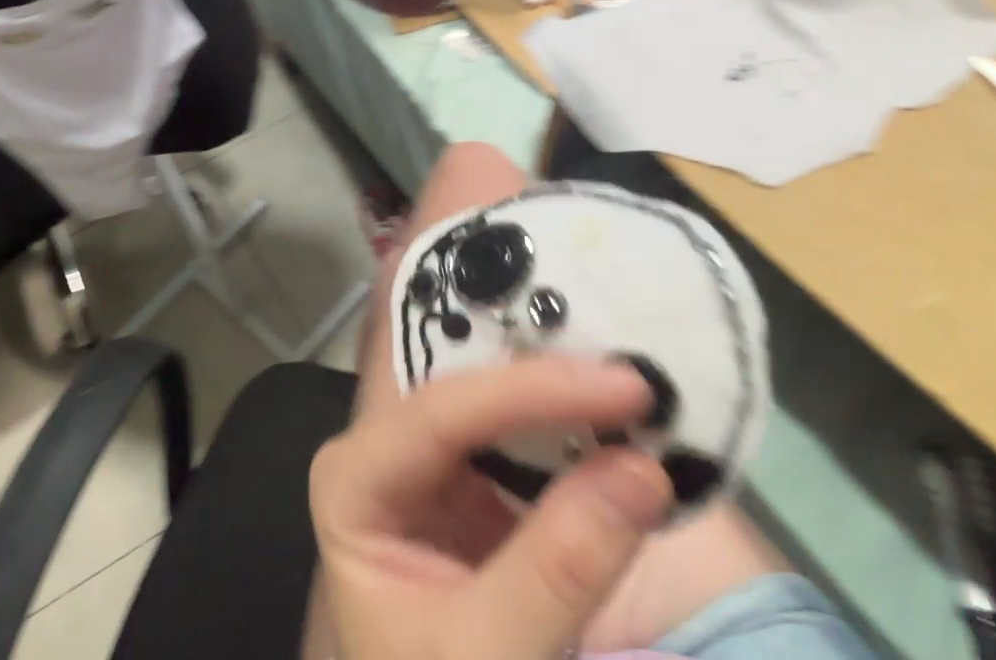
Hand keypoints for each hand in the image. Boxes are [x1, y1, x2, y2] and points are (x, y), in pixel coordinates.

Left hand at [310, 355, 673, 659]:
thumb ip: (561, 565)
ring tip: (643, 379)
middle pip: (463, 388)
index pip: (439, 415)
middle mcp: (382, 452)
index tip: (626, 386)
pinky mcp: (473, 484)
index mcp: (352, 484)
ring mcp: (428, 463)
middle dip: (546, 370)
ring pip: (495, 398)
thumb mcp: (493, 654)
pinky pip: (523, 433)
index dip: (531, 390)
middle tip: (641, 365)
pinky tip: (624, 415)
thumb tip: (642, 467)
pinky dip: (574, 424)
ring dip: (566, 388)